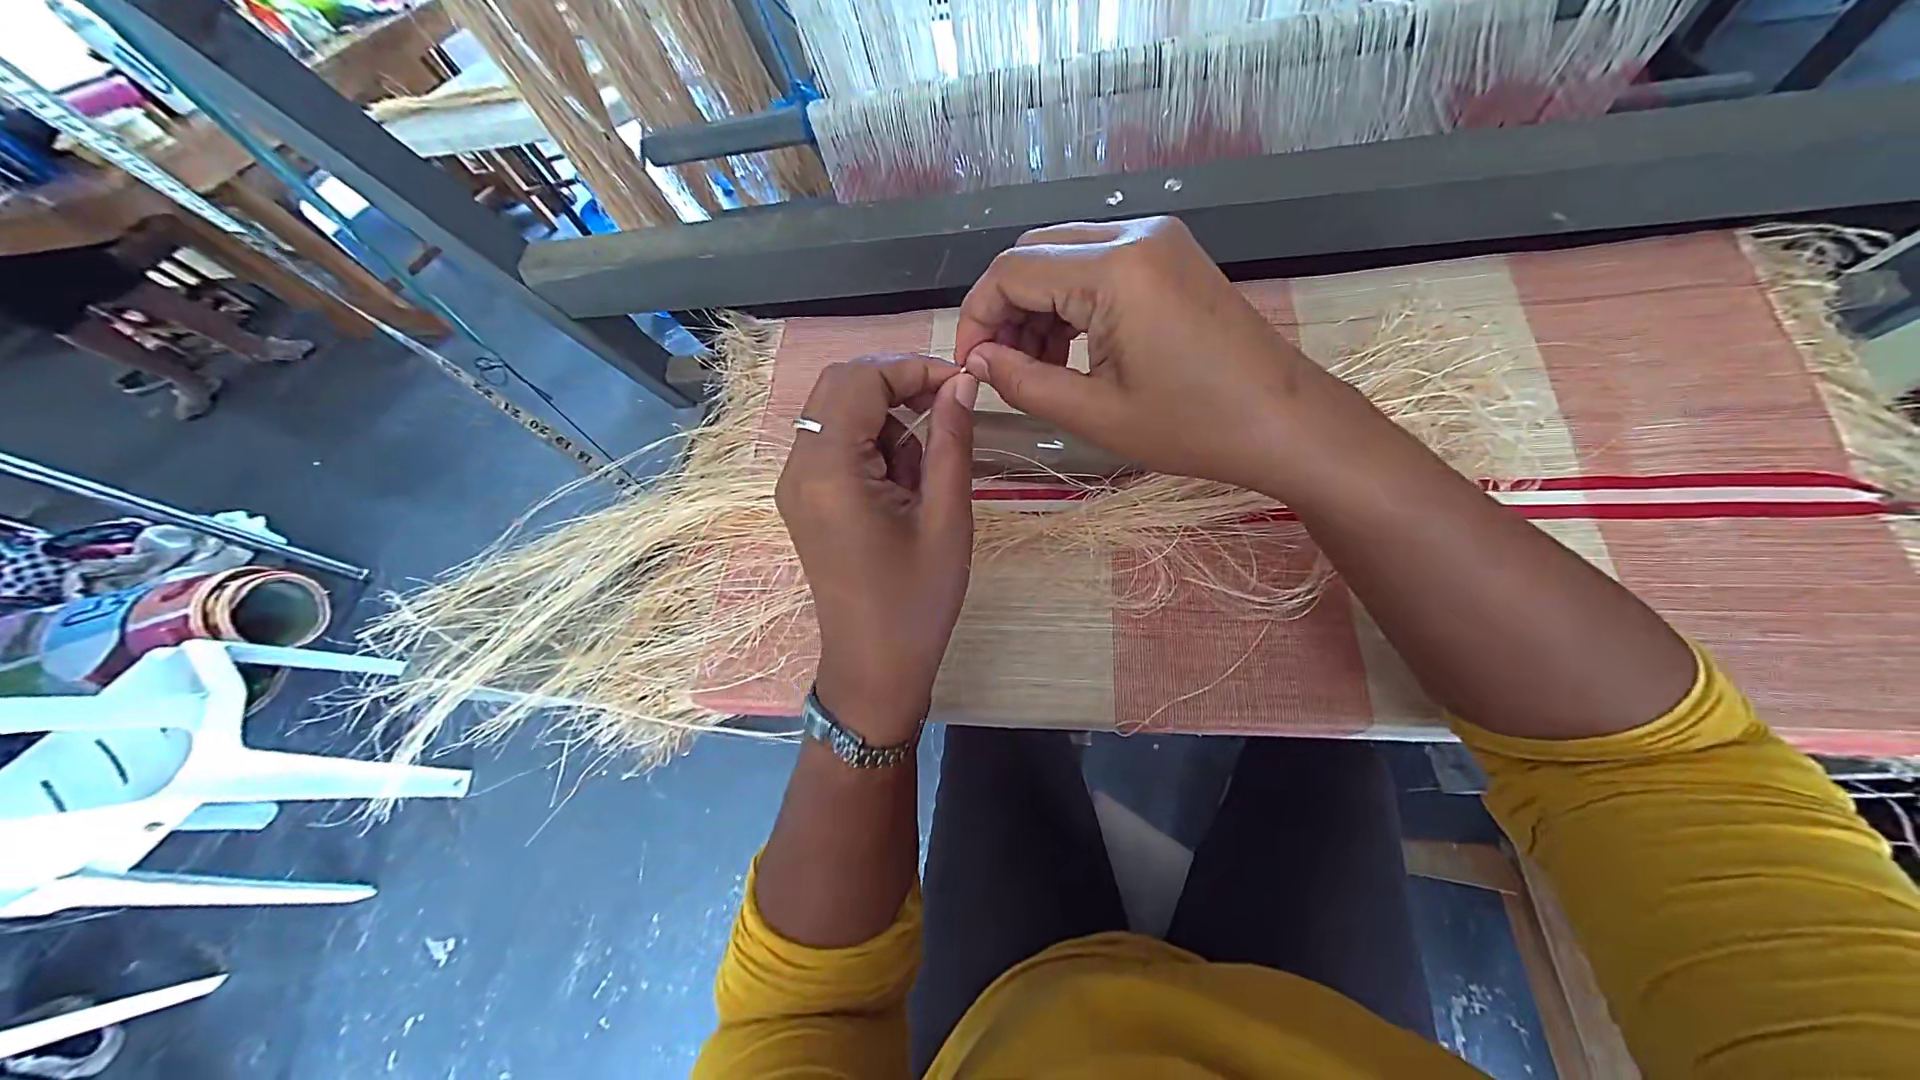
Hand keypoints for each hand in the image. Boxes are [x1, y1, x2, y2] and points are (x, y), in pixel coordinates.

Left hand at [776, 354, 978, 745]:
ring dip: (886, 418)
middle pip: (840, 386)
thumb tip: (961, 384)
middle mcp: (799, 468)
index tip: (961, 386)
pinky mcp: (804, 499)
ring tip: (924, 471)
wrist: (874, 666)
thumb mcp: (947, 519)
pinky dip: (872, 444)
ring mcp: (795, 484)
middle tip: (946, 411)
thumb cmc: (917, 602)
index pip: (861, 381)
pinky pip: (835, 443)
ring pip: (837, 411)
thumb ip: (951, 442)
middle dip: (897, 386)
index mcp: (830, 471)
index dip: (913, 369)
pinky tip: (901, 485)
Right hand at [954, 216, 1332, 493]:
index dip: (976, 318)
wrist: (1285, 422)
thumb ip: (1023, 382)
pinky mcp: (1170, 256)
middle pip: (1034, 254)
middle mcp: (1134, 234)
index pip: (1011, 271)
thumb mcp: (1095, 414)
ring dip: (1036, 308)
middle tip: (1001, 369)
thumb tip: (978, 361)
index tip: (971, 366)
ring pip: (1063, 257)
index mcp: (1115, 269)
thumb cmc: (1194, 426)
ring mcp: (1157, 240)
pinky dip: (1071, 303)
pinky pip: (1098, 265)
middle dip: (1004, 311)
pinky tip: (1070, 351)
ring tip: (1036, 369)